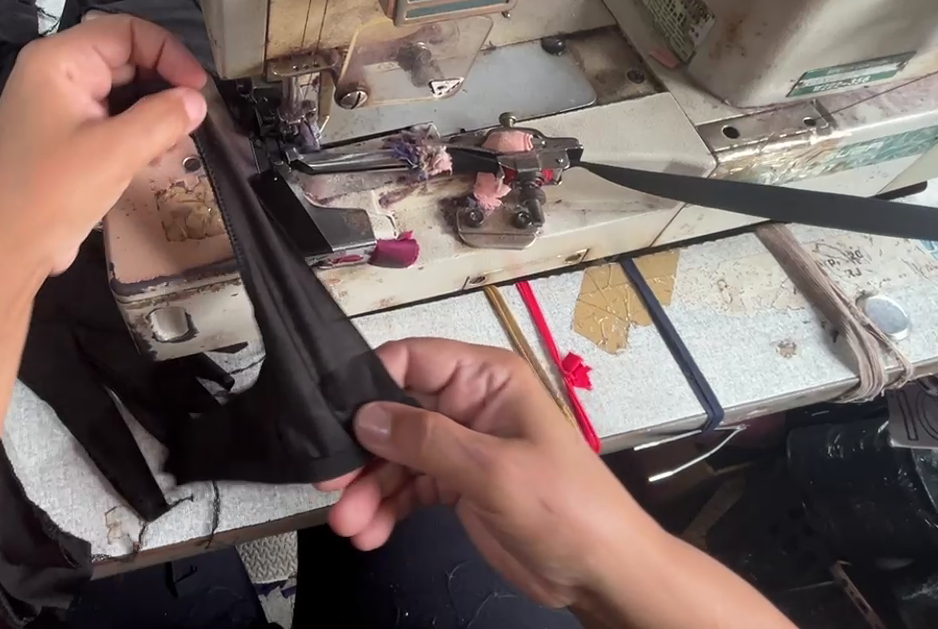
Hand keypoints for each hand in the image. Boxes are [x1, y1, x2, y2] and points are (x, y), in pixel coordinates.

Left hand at [0, 14, 207, 278]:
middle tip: (193, 116)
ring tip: (176, 138)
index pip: (127, 31)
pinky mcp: (64, 135)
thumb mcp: (116, 151)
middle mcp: (56, 73)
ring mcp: (58, 105)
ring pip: (121, 89)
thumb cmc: (52, 191)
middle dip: (163, 82)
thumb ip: (163, 118)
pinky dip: (137, 129)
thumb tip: (198, 101)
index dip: (169, 52)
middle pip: (124, 57)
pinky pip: (110, 116)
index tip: (198, 87)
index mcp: (59, 60)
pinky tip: (155, 153)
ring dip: (153, 109)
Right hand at [318, 338, 654, 608]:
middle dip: (364, 451)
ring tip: (349, 524)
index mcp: (483, 377)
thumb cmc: (563, 507)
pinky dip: (387, 507)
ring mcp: (460, 444)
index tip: (337, 419)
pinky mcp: (456, 484)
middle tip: (332, 484)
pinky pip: (409, 485)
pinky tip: (370, 531)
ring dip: (370, 488)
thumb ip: (426, 440)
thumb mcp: (494, 470)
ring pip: (397, 455)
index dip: (371, 384)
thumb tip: (364, 417)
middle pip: (396, 412)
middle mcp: (466, 403)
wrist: (605, 577)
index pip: (413, 360)